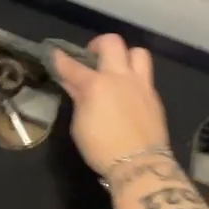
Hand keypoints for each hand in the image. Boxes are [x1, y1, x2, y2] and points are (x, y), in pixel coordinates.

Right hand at [52, 33, 169, 175]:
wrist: (141, 165)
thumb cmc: (102, 148)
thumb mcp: (79, 126)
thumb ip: (78, 100)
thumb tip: (73, 84)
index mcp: (96, 85)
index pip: (73, 66)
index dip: (60, 59)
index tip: (54, 54)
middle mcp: (119, 77)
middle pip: (112, 43)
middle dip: (98, 44)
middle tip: (93, 58)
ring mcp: (140, 85)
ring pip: (138, 52)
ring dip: (125, 56)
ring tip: (117, 69)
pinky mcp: (154, 96)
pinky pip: (146, 76)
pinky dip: (134, 78)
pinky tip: (128, 93)